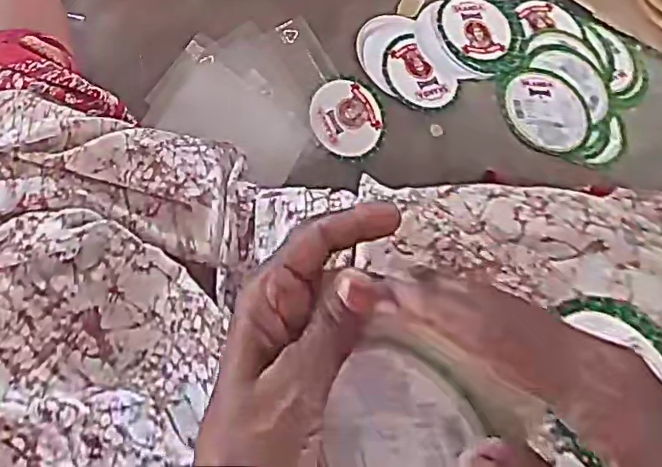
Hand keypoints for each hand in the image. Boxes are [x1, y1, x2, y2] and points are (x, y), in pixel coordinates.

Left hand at [194, 203, 401, 465]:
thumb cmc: (245, 455)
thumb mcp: (287, 391)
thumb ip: (324, 334)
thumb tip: (360, 278)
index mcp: (266, 300)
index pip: (311, 241)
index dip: (352, 221)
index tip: (390, 218)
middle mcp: (288, 313)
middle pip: (338, 270)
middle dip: (375, 268)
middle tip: (414, 282)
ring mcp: (308, 343)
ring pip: (353, 305)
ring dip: (383, 305)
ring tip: (416, 313)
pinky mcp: (325, 373)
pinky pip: (360, 342)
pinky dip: (383, 337)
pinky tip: (403, 345)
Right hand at [384, 274, 661, 466]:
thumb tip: (473, 452)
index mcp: (603, 383)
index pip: (502, 332)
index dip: (440, 307)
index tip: (388, 291)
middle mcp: (601, 358)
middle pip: (503, 310)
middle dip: (437, 292)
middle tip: (378, 281)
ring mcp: (606, 361)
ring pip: (515, 314)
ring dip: (456, 300)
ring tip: (404, 289)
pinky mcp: (606, 374)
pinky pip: (531, 332)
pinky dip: (486, 318)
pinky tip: (464, 319)